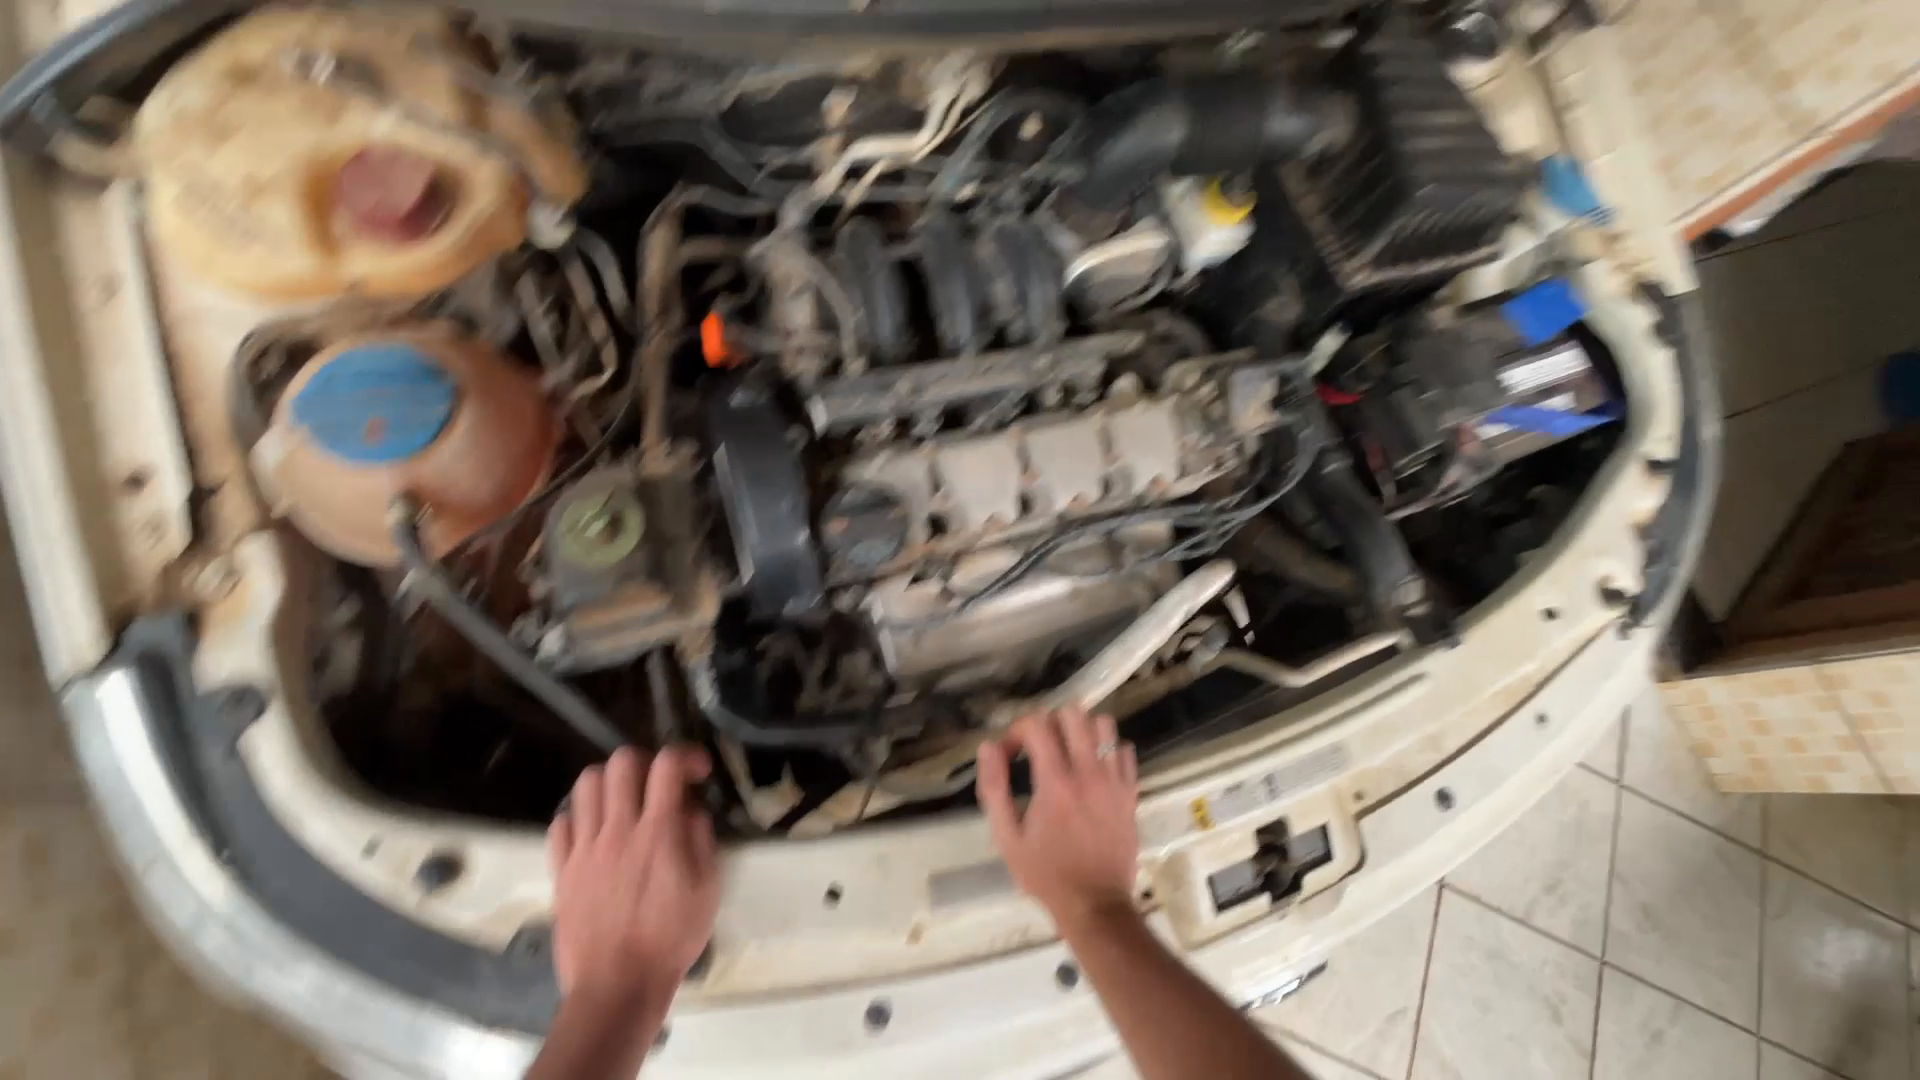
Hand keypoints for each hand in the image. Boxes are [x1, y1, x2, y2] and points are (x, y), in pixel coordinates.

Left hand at [547, 745, 719, 1003]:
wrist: (617, 985)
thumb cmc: (671, 938)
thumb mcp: (708, 888)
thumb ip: (701, 839)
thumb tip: (691, 809)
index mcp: (658, 833)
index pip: (666, 765)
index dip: (685, 756)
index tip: (698, 773)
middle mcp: (618, 830)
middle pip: (620, 763)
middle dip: (645, 761)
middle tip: (657, 784)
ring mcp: (585, 849)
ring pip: (586, 785)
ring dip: (609, 783)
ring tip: (624, 803)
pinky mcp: (562, 870)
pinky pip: (560, 824)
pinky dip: (579, 817)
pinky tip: (596, 833)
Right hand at [976, 707, 1139, 929]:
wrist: (1095, 905)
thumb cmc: (1046, 874)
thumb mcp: (1007, 837)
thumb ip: (994, 788)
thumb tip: (989, 747)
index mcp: (1055, 783)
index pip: (1037, 725)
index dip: (1017, 730)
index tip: (1011, 752)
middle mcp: (1088, 773)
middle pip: (1073, 714)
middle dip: (1049, 722)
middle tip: (1039, 746)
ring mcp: (1114, 781)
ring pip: (1103, 724)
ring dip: (1081, 730)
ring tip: (1068, 751)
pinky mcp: (1131, 792)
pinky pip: (1125, 751)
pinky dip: (1109, 749)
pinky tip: (1094, 768)